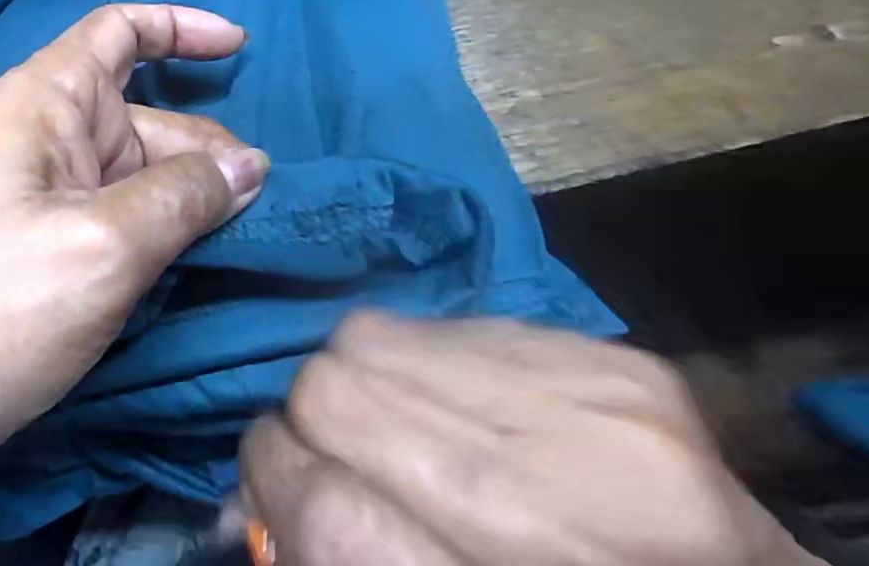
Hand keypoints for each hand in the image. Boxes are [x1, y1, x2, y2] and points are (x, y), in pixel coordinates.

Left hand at [0, 4, 269, 565]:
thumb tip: (252, 167)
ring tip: (241, 233)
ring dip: (197, 194)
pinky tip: (204, 249)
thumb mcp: (107, 244)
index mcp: (49, 100)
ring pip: (149, 167)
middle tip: (256, 203)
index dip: (181, 26)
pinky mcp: (62, 233)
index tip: (240, 47)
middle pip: (152, 115)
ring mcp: (57, 186)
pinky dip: (174, 221)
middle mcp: (53, 130)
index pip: (120, 31)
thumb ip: (186, 196)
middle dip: (207, 149)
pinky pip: (135, 207)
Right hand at [240, 313, 820, 565]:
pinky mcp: (622, 360)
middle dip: (306, 422)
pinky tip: (462, 408)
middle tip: (326, 453)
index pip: (332, 514)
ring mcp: (608, 411)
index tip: (263, 482)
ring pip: (380, 335)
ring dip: (363, 385)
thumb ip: (341, 551)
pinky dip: (427, 365)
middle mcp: (570, 502)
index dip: (273, 487)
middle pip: (339, 391)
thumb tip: (247, 496)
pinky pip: (451, 325)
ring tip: (395, 426)